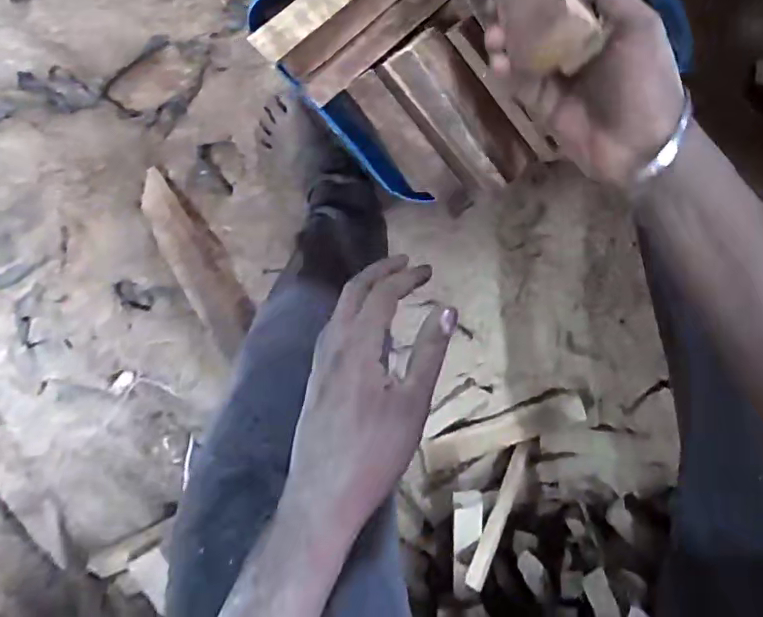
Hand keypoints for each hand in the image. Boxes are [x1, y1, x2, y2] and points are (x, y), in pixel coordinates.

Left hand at [286, 256, 455, 542]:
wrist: (321, 499)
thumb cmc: (374, 452)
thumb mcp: (413, 403)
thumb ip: (429, 351)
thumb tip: (447, 308)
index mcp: (357, 346)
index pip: (381, 295)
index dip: (405, 277)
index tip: (428, 270)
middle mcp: (333, 346)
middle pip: (352, 292)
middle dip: (379, 271)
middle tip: (405, 263)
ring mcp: (319, 364)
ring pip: (339, 309)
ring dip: (363, 289)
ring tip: (387, 287)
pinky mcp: (315, 381)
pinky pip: (333, 328)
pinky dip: (353, 311)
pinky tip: (364, 329)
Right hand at [487, 0, 685, 187]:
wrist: (644, 147)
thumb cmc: (646, 81)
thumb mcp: (639, 26)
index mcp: (602, 26)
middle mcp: (579, 48)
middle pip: (539, 23)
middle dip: (514, 13)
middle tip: (493, 4)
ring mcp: (560, 77)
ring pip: (523, 51)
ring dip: (505, 40)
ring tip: (493, 36)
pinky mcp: (544, 105)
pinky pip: (520, 82)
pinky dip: (506, 71)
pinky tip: (498, 63)